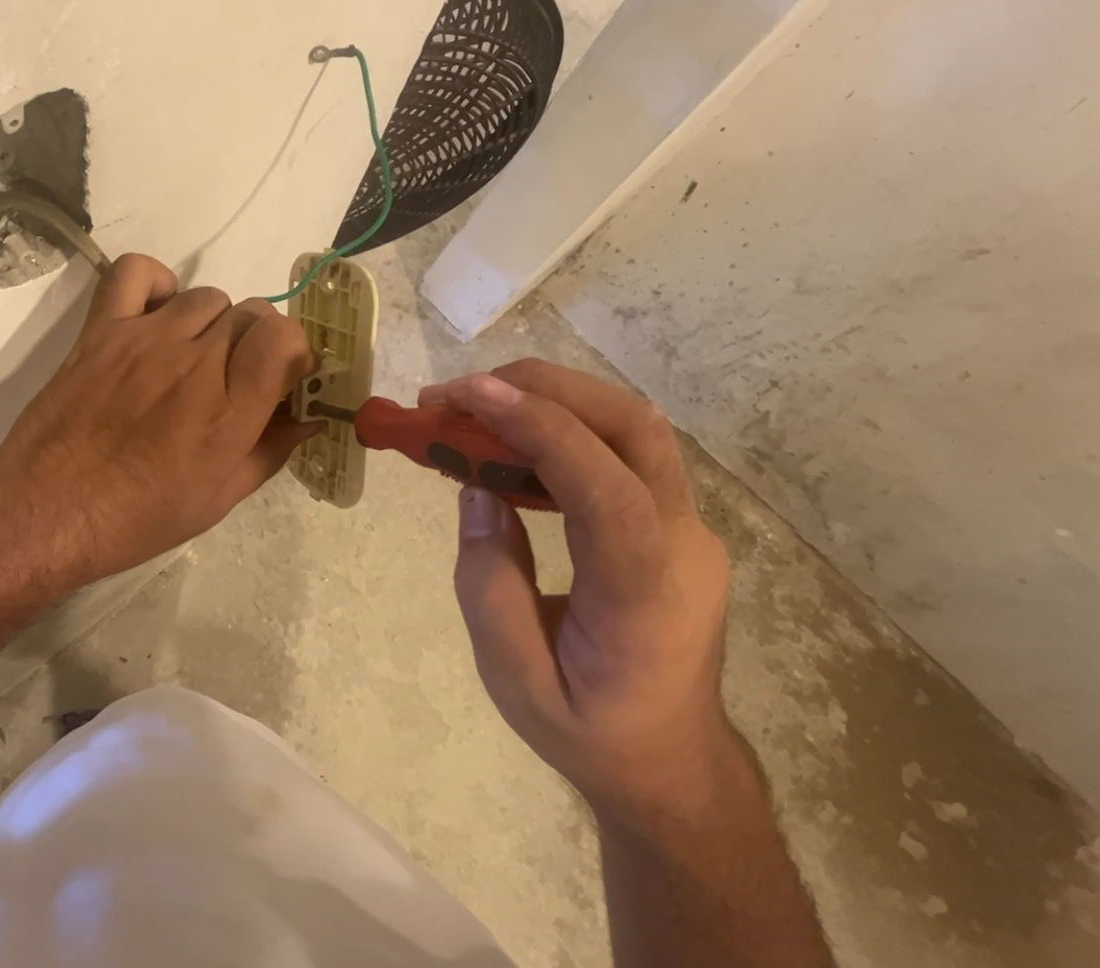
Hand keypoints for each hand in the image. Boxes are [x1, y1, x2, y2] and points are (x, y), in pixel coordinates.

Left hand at [0, 253, 317, 598]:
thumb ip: (269, 451)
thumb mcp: (216, 500)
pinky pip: (135, 273)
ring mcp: (144, 340)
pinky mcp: (101, 331)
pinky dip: (155, 282)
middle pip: (250, 313)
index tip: (283, 377)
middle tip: (234, 380)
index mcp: (230, 413)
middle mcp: (194, 365)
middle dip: (256, 344)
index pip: (285, 337)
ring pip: (204, 297)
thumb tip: (309, 420)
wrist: (44, 514)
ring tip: (191, 360)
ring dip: (212, 324)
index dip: (293, 352)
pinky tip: (156, 317)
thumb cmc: (135, 520)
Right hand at [420, 359, 735, 822]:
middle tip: (459, 393)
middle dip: (543, 389)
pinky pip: (625, 453)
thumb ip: (489, 585)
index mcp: (646, 594)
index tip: (468, 395)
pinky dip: (564, 427)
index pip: (604, 486)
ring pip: (634, 428)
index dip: (539, 428)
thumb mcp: (515, 679)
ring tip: (475, 407)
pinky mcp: (676, 523)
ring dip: (553, 399)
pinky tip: (511, 441)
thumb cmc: (587, 729)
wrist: (671, 761)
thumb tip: (476, 490)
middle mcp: (686, 544)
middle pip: (633, 428)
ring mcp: (691, 528)